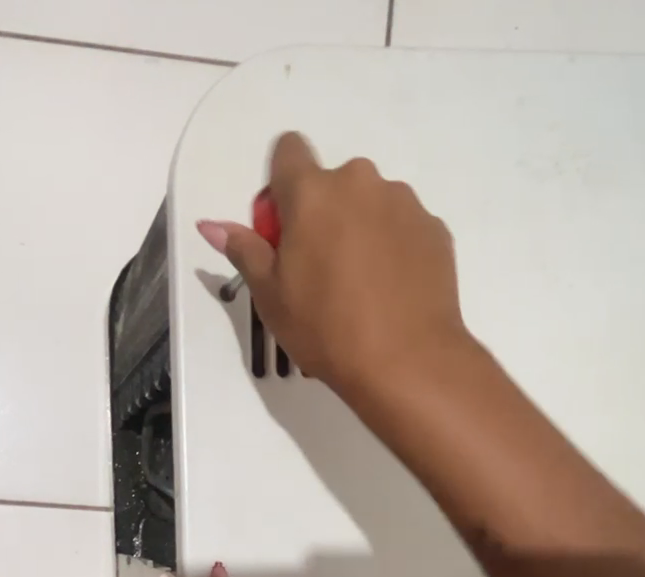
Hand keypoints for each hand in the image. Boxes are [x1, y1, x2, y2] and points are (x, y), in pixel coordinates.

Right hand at [197, 131, 481, 397]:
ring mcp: (403, 203)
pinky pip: (399, 226)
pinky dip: (388, 247)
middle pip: (330, 182)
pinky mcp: (433, 228)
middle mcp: (360, 183)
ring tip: (355, 285)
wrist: (405, 359)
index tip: (281, 227)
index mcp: (312, 193)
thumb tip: (210, 224)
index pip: (288, 151)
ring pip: (367, 204)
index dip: (280, 185)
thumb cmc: (323, 326)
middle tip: (314, 268)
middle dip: (319, 213)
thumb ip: (243, 249)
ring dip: (356, 229)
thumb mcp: (269, 294)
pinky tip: (384, 291)